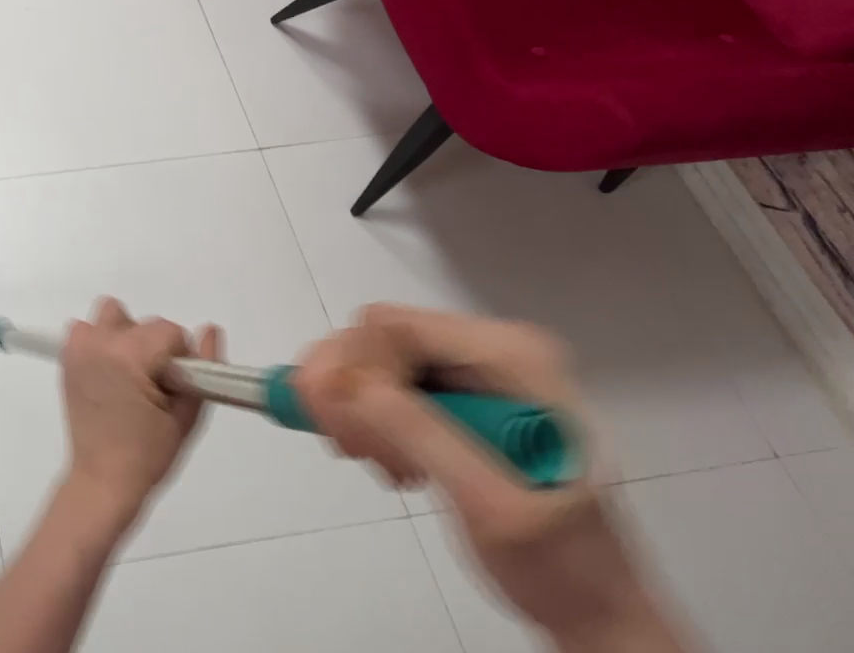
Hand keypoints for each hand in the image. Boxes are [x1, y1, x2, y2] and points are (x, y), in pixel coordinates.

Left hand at [59, 298, 220, 519]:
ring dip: (126, 335)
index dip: (183, 358)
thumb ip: (205, 367)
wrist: (102, 478)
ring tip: (131, 372)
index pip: (170, 332)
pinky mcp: (67, 357)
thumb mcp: (187, 414)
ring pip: (111, 315)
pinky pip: (85, 330)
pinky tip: (109, 372)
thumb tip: (210, 329)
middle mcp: (98, 343)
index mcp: (128, 356)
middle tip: (156, 385)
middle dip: (156, 348)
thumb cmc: (148, 454)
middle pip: (143, 323)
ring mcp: (78, 348)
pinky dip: (99, 341)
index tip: (178, 386)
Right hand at [295, 305, 683, 652]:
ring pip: (366, 355)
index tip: (343, 432)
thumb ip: (420, 435)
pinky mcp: (453, 392)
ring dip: (350, 407)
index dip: (350, 370)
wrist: (597, 610)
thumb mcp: (491, 504)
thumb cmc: (562, 567)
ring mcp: (471, 369)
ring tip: (382, 464)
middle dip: (346, 391)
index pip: (392, 327)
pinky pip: (377, 379)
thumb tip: (341, 383)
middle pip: (372, 335)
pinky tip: (387, 458)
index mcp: (514, 358)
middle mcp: (491, 348)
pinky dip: (361, 416)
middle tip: (355, 452)